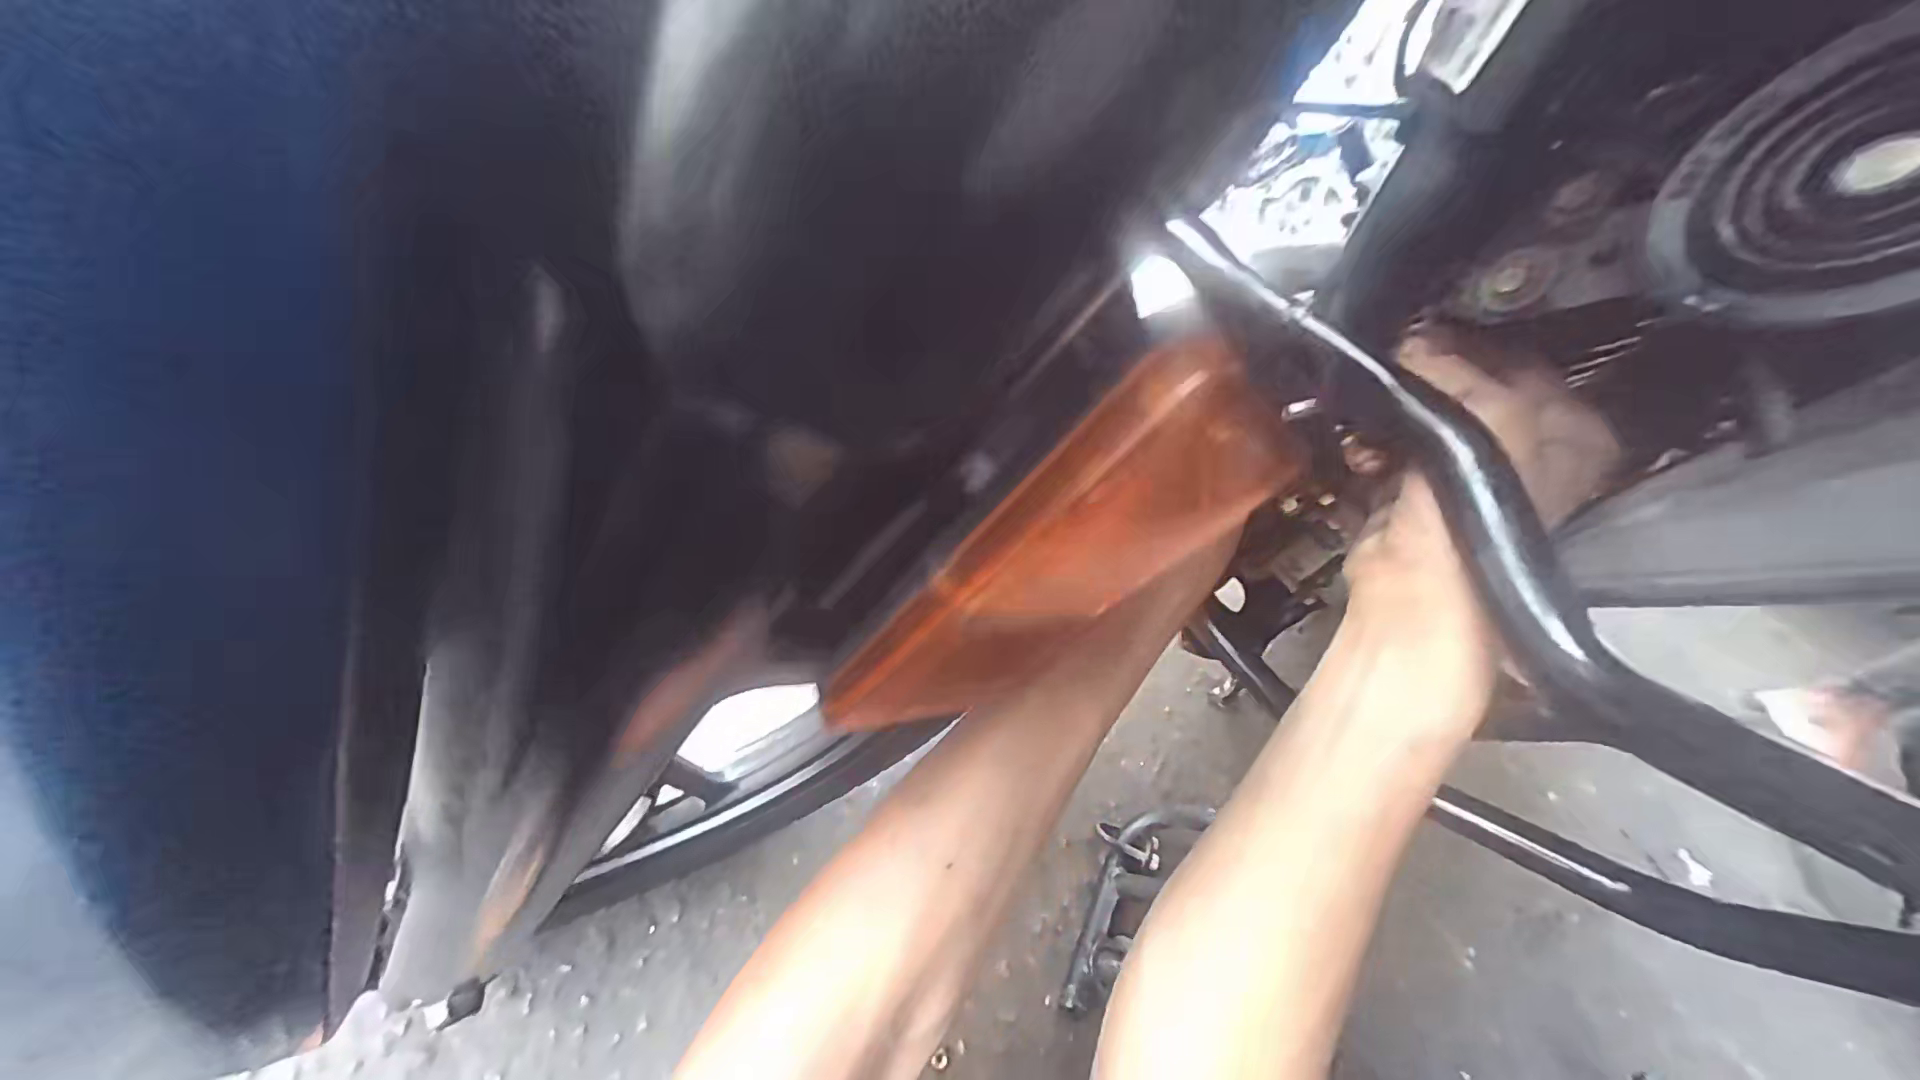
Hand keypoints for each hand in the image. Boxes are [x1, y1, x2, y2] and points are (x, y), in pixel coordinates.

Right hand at [1344, 324, 1620, 619]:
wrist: (1413, 589)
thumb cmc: (1472, 523)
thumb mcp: (1488, 427)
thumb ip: (1461, 373)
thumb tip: (1413, 344)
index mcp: (1571, 433)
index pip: (1518, 359)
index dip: (1469, 343)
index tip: (1420, 335)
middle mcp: (1525, 452)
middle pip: (1466, 387)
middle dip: (1422, 380)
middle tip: (1390, 371)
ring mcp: (1465, 475)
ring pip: (1423, 417)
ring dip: (1390, 416)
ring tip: (1372, 423)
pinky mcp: (1413, 493)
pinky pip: (1390, 449)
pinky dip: (1371, 448)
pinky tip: (1363, 454)